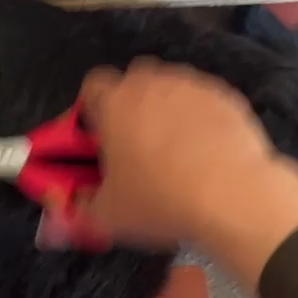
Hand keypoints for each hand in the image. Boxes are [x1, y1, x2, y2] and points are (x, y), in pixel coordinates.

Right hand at [77, 60, 297, 286]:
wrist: (233, 195)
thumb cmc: (161, 199)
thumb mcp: (110, 215)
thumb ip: (80, 208)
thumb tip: (63, 214)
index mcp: (115, 102)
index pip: (93, 85)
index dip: (94, 107)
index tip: (101, 134)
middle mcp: (151, 82)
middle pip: (134, 81)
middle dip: (132, 104)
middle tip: (137, 143)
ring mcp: (192, 85)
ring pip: (171, 88)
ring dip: (168, 109)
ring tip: (178, 150)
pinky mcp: (225, 95)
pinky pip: (204, 101)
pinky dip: (202, 118)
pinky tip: (209, 150)